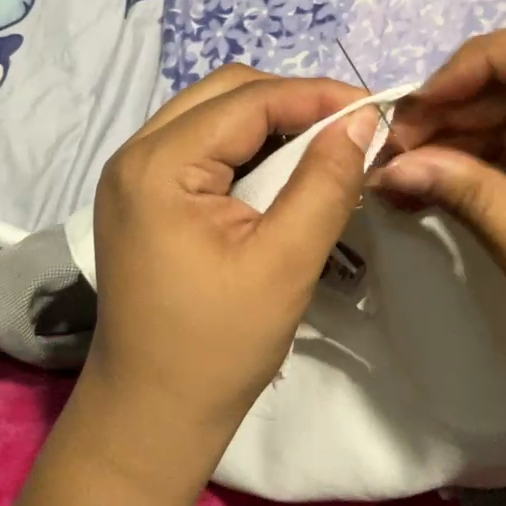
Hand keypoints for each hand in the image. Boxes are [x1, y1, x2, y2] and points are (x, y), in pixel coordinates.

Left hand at [87, 66, 375, 443]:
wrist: (152, 410)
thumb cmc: (217, 346)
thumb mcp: (284, 263)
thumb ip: (324, 184)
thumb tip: (359, 120)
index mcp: (158, 166)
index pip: (247, 100)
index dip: (315, 96)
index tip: (375, 110)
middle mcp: (134, 155)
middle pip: (223, 95)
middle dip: (290, 102)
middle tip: (348, 132)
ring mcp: (130, 176)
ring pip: (209, 117)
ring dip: (267, 124)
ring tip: (322, 150)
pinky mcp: (138, 198)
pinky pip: (196, 148)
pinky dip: (242, 150)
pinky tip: (280, 175)